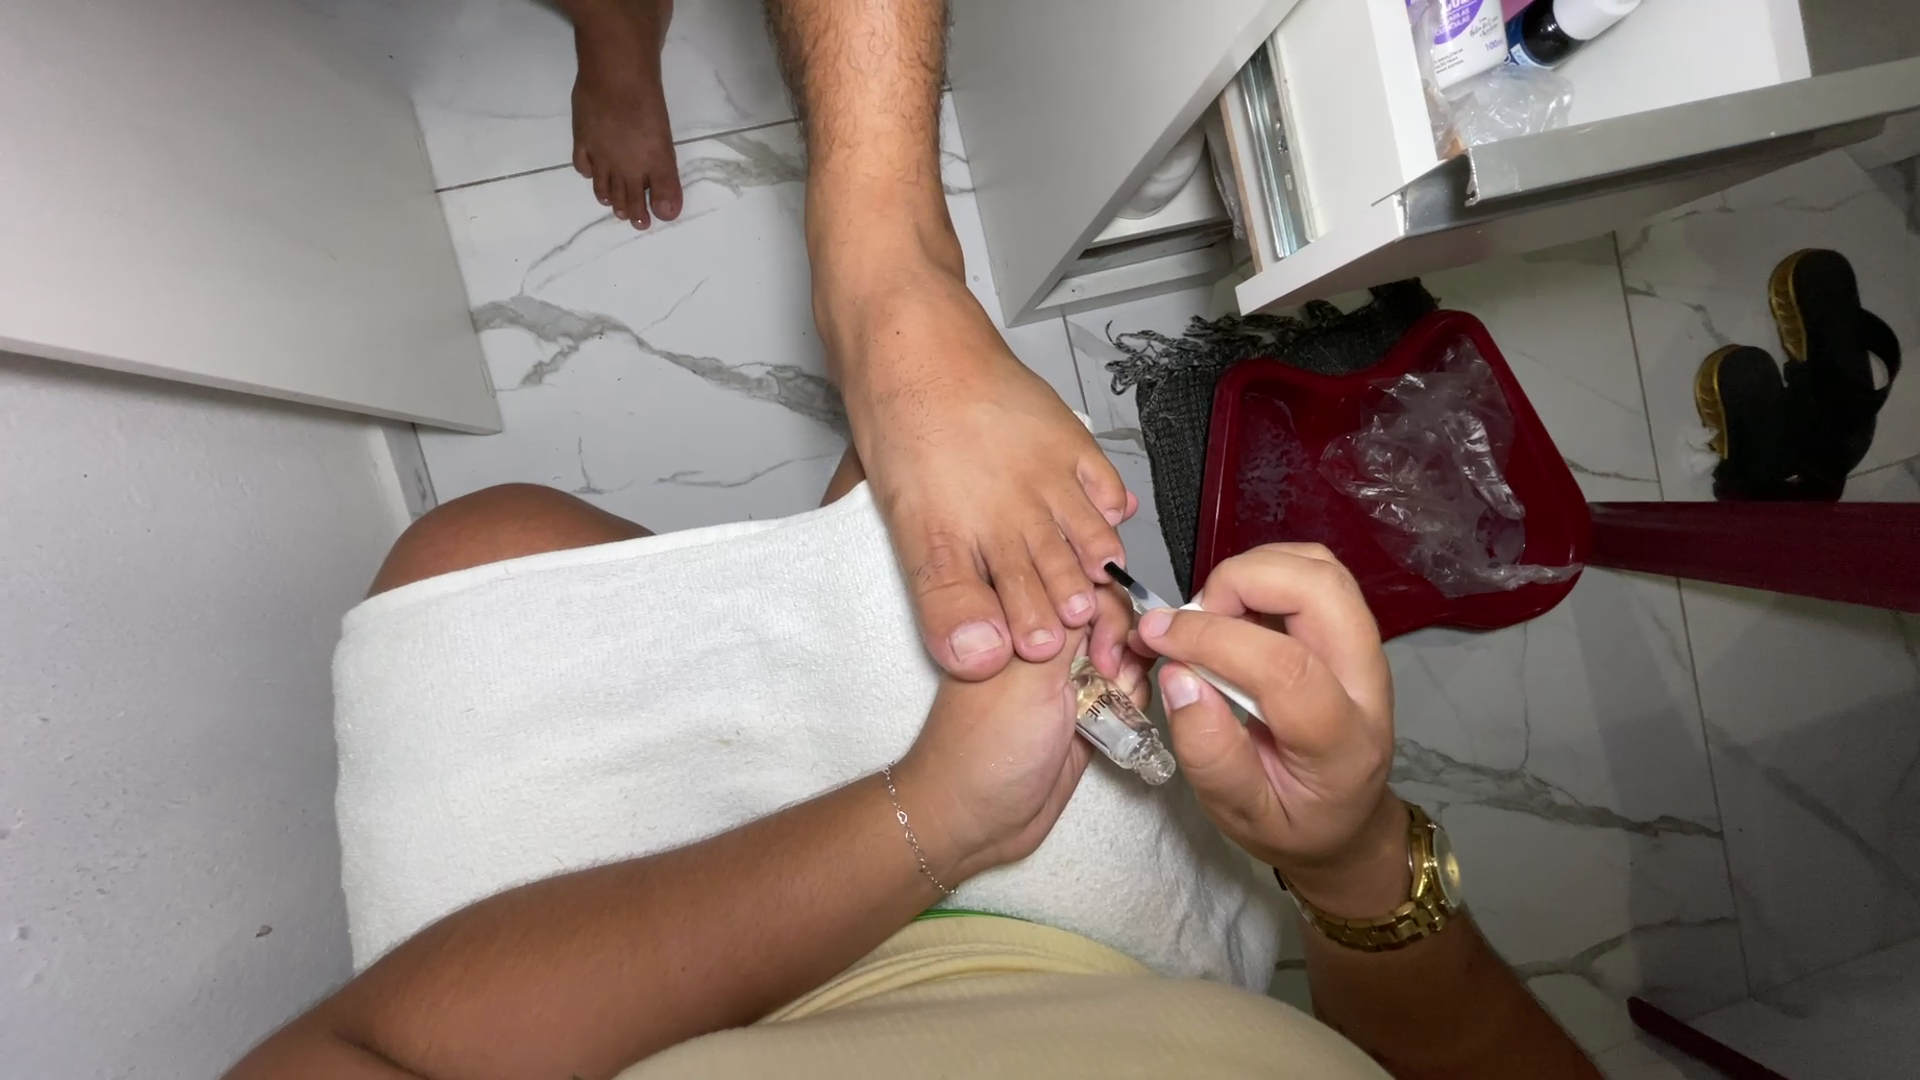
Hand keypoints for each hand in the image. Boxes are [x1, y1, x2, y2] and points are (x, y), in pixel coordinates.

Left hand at [826, 264, 1136, 680]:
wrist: (917, 347)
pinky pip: (1102, 478)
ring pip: (1086, 533)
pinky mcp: (1064, 437)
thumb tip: (982, 655)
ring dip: (1096, 562)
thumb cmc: (902, 431)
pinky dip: (1110, 502)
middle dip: (1070, 605)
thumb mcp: (907, 533)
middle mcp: (1026, 511)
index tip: (1046, 656)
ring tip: (1105, 582)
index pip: (1022, 602)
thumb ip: (946, 598)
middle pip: (1059, 571)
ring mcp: (1051, 474)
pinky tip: (1114, 514)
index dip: (1034, 630)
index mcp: (985, 539)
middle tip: (1090, 630)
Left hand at [895, 591, 1147, 883]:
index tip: (1105, 638)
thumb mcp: (1028, 676)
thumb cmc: (988, 745)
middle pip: (1104, 616)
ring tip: (1120, 695)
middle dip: (1121, 638)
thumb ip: (1065, 629)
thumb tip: (1096, 583)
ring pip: (1119, 654)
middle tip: (1113, 672)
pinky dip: (1132, 697)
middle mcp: (1042, 645)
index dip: (1100, 602)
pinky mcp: (1084, 715)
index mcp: (1017, 622)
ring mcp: (1064, 681)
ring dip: (1130, 670)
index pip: (1072, 586)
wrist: (976, 821)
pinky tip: (1126, 712)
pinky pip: (1123, 693)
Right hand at [1132, 544, 1409, 917]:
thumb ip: (1210, 754)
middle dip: (1240, 581)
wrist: (1347, 824)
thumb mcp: (1239, 815)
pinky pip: (1313, 572)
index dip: (1212, 638)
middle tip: (1194, 618)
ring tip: (1211, 614)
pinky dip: (1262, 571)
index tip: (1156, 635)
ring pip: (1320, 568)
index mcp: (1340, 743)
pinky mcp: (1350, 630)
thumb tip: (1178, 676)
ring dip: (1251, 571)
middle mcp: (1365, 683)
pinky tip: (1232, 610)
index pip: (1286, 668)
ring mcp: (1364, 649)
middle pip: (1320, 589)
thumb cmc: (1291, 822)